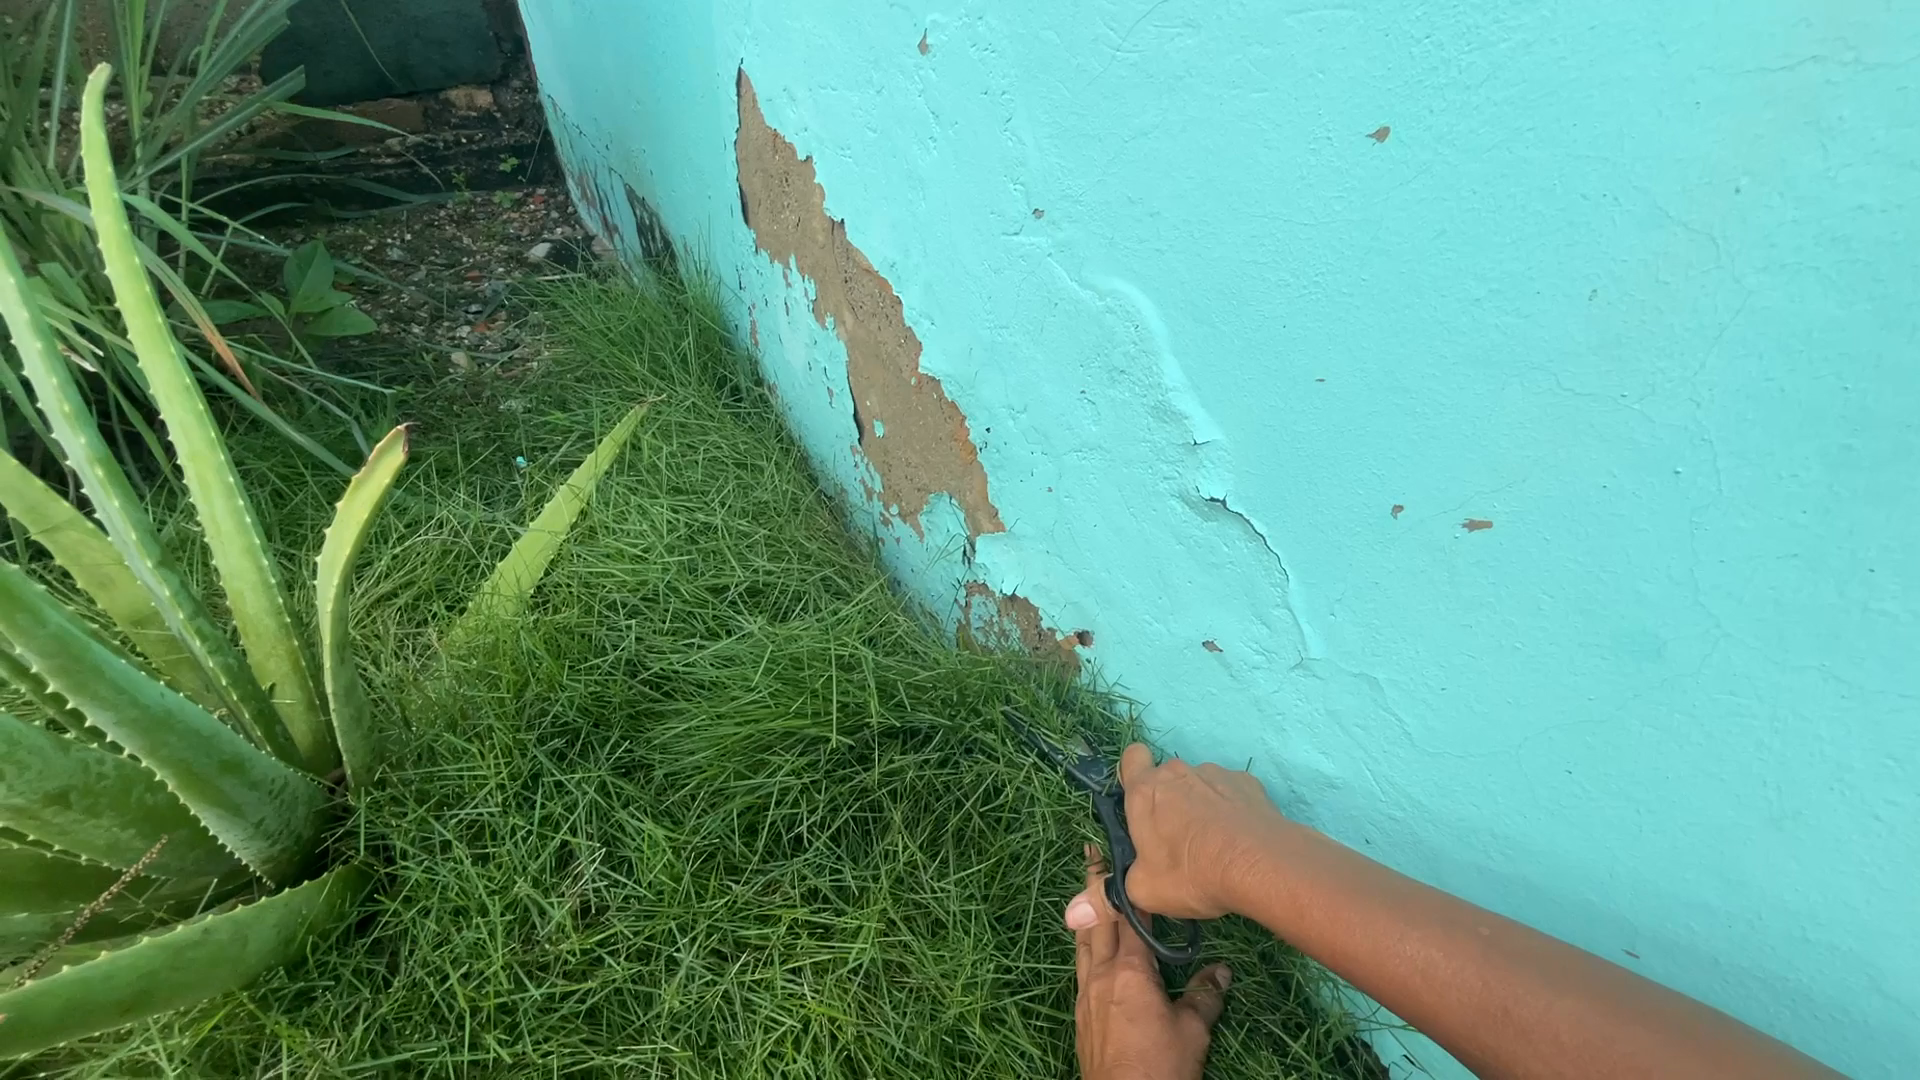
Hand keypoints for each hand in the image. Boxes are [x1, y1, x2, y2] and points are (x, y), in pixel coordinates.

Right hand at [1070, 743, 1289, 923]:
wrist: (1259, 865)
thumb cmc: (1190, 874)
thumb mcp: (1144, 892)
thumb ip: (1105, 900)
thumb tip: (1071, 918)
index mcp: (1144, 790)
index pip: (1131, 757)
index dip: (1133, 772)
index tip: (1140, 801)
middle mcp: (1176, 772)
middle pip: (1166, 776)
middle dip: (1168, 799)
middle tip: (1174, 838)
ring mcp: (1213, 774)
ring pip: (1199, 784)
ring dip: (1200, 804)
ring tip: (1212, 843)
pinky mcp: (1246, 784)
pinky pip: (1230, 792)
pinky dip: (1231, 809)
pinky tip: (1238, 838)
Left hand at [1073, 844, 1231, 1079]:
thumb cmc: (1162, 1068)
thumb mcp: (1193, 1033)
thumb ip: (1205, 995)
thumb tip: (1223, 970)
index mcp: (1130, 970)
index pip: (1130, 918)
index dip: (1130, 889)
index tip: (1126, 859)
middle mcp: (1102, 972)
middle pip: (1098, 918)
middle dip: (1095, 885)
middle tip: (1090, 853)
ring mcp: (1086, 990)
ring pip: (1083, 939)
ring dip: (1086, 911)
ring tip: (1084, 887)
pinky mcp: (1080, 1009)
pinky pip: (1080, 964)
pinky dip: (1084, 943)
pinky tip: (1088, 943)